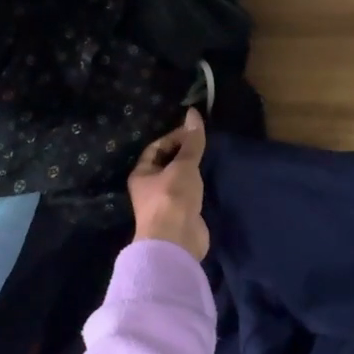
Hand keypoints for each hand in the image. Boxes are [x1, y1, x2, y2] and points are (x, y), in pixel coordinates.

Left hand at [129, 108, 209, 260]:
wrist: (176, 240)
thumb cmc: (172, 198)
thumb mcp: (184, 165)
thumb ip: (192, 142)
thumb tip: (193, 112)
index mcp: (141, 174)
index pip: (156, 147)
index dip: (174, 136)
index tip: (196, 131)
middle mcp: (149, 187)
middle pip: (166, 163)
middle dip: (184, 152)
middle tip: (206, 143)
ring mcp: (165, 202)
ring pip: (179, 179)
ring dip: (192, 169)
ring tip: (211, 158)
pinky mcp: (180, 214)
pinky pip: (189, 193)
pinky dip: (199, 185)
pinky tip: (211, 179)